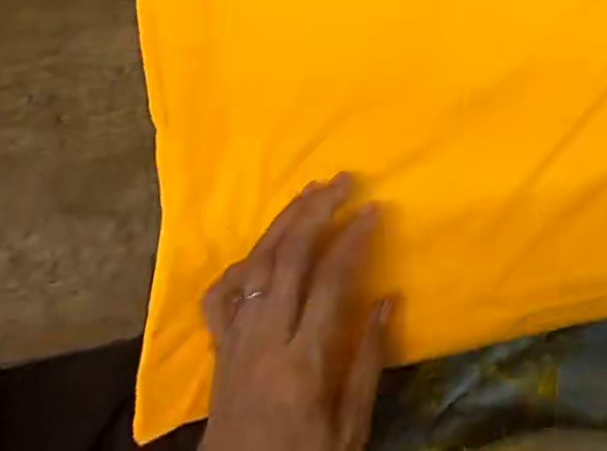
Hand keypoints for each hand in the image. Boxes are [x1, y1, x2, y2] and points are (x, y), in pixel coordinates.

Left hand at [200, 174, 391, 450]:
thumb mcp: (348, 427)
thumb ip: (367, 361)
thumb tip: (388, 299)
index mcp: (302, 362)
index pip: (331, 282)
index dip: (353, 239)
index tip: (374, 208)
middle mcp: (263, 343)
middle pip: (288, 260)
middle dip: (317, 212)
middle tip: (343, 181)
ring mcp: (235, 344)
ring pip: (255, 267)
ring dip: (283, 223)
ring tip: (309, 192)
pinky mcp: (218, 353)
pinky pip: (220, 298)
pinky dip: (240, 265)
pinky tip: (260, 248)